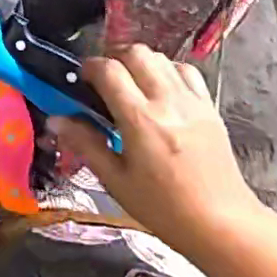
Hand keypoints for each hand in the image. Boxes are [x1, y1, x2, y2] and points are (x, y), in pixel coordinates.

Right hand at [48, 45, 264, 248]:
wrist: (221, 224)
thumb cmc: (163, 208)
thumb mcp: (115, 180)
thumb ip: (85, 143)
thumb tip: (56, 120)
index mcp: (140, 120)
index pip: (109, 70)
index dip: (89, 67)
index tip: (81, 79)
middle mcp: (167, 102)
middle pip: (136, 52)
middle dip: (113, 58)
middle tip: (103, 79)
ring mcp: (192, 101)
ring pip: (161, 57)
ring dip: (139, 62)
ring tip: (130, 84)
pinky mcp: (209, 107)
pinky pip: (186, 71)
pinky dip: (167, 71)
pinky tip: (159, 90)